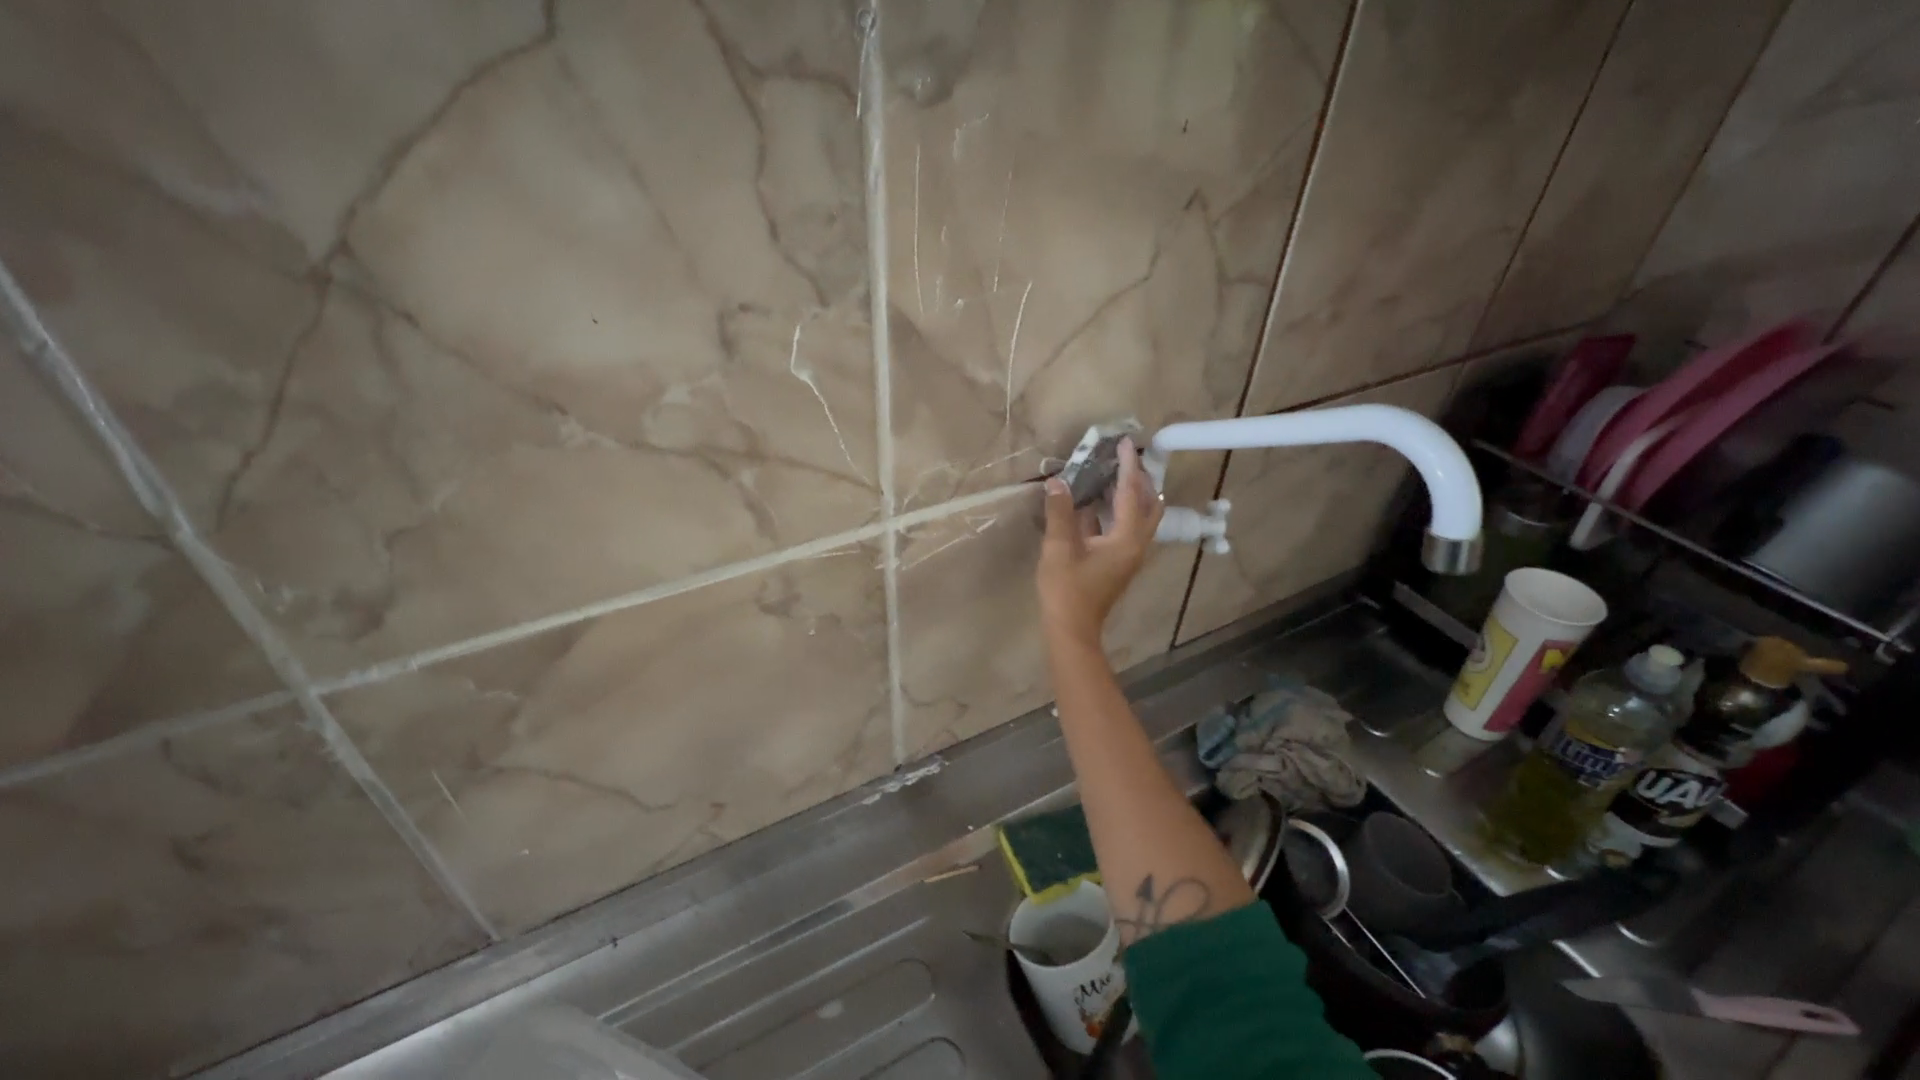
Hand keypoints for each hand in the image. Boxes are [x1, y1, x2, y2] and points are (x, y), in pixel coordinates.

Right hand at [1037, 436, 1164, 647]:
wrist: (1071, 629)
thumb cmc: (1066, 589)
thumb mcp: (1058, 548)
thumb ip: (1060, 512)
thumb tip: (1058, 481)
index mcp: (1127, 539)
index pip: (1131, 494)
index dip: (1127, 466)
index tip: (1126, 443)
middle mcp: (1135, 545)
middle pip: (1148, 505)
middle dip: (1139, 479)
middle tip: (1125, 457)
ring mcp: (1127, 555)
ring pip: (1138, 517)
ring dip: (1130, 494)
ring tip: (1112, 472)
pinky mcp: (1116, 562)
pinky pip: (1123, 527)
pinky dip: (1115, 510)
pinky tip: (1095, 501)